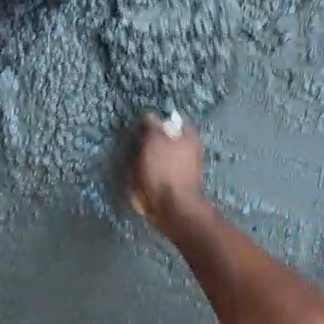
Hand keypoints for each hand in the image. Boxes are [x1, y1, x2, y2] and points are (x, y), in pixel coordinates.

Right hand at [129, 111, 206, 236]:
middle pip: (166, 136)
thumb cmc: (165, 170)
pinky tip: (138, 175)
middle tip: (135, 141)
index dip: (157, 118)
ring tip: (133, 159)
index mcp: (189, 136)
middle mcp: (189, 149)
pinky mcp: (173, 182)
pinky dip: (148, 172)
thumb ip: (153, 125)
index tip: (141, 123)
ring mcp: (182, 167)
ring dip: (147, 155)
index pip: (173, 118)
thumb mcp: (155, 141)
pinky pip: (157, 171)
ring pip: (160, 154)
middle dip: (150, 138)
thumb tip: (150, 115)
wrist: (172, 208)